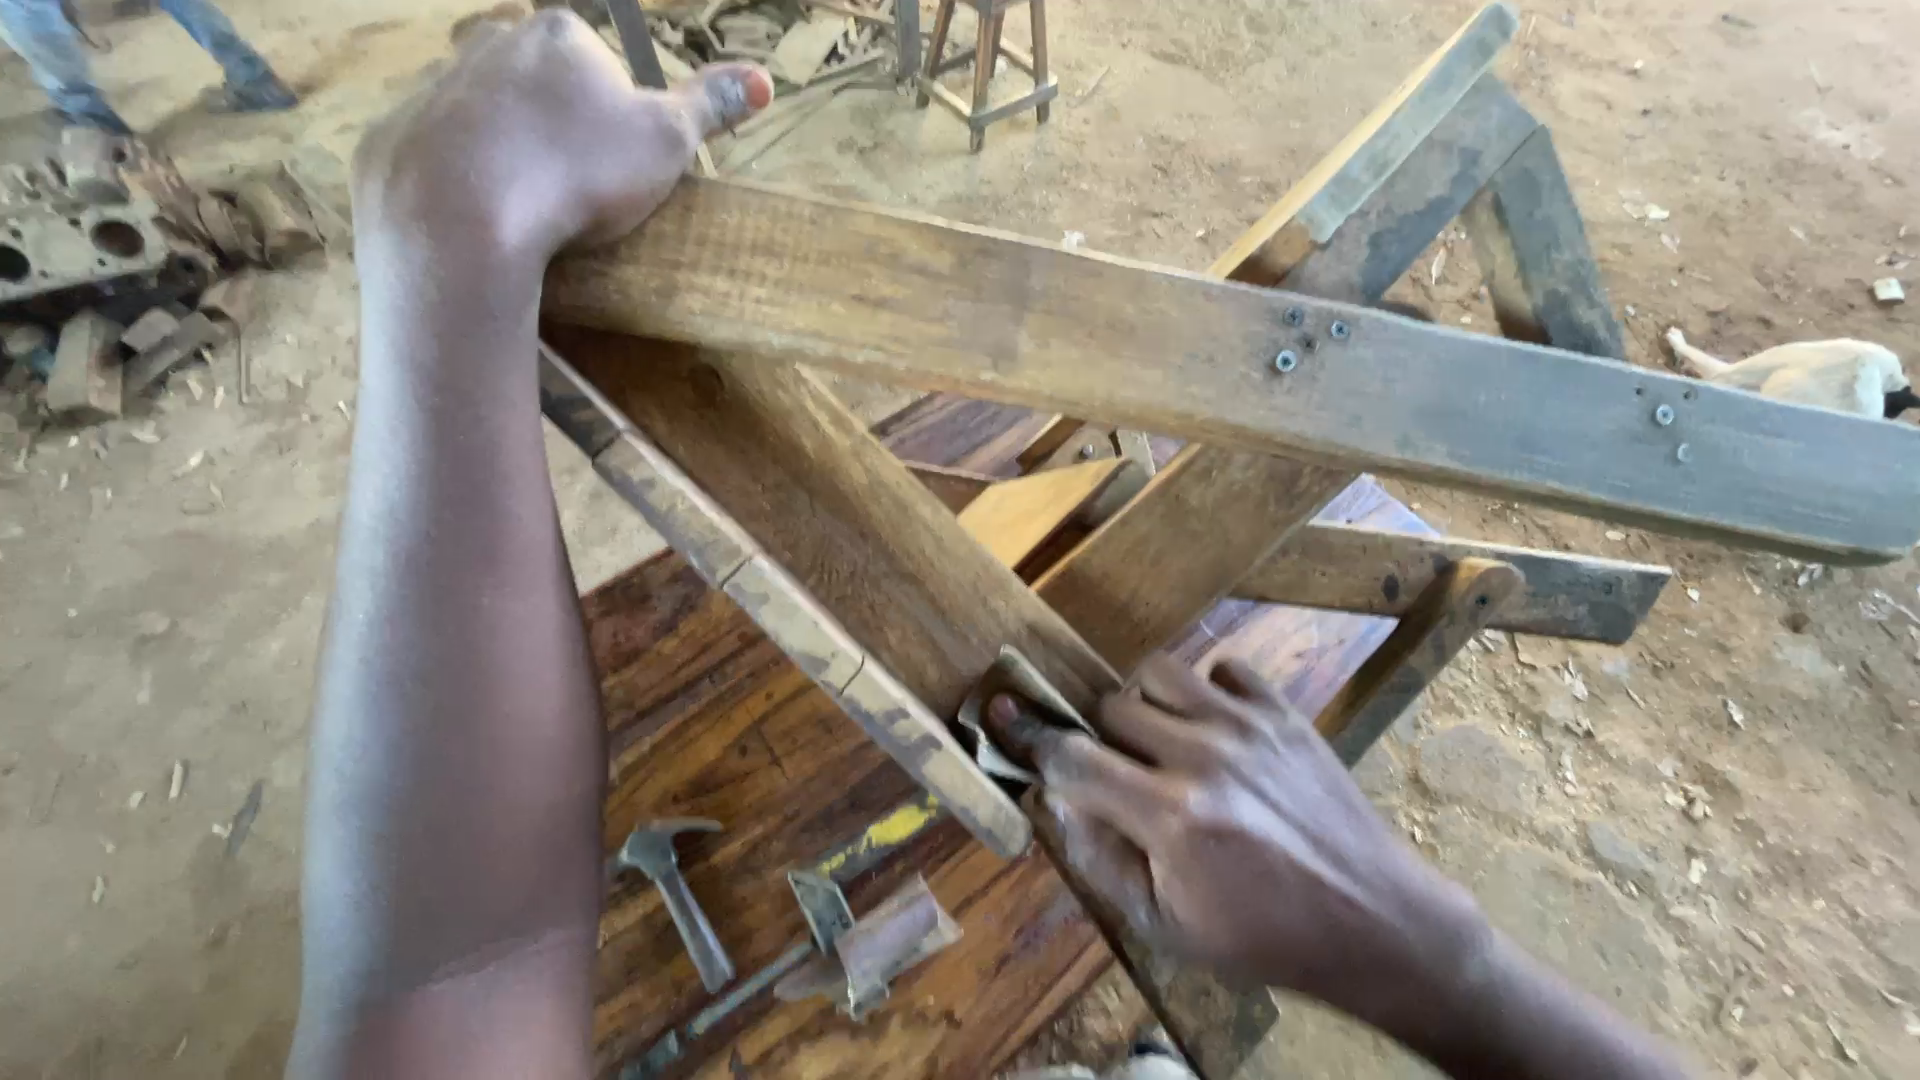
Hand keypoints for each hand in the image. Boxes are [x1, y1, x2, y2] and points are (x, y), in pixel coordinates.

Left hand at [351, 9, 770, 274]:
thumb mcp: (667, 141)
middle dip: (563, 125)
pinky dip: (467, 176)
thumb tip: (764, 78)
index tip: (623, 164)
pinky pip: (444, 149)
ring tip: (535, 205)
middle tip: (583, 186)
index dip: (618, 114)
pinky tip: (488, 214)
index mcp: (560, 36)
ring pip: (489, 113)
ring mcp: (439, 83)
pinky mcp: (399, 130)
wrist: (468, 210)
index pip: (599, 60)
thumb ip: (710, 106)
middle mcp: (492, 41)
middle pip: (540, 81)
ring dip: (514, 148)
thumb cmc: (582, 169)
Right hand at [986, 654, 1491, 1019]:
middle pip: (1110, 707)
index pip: (1073, 759)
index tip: (1003, 714)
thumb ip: (1098, 855)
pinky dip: (1204, 690)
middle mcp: (1204, 758)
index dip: (1030, 739)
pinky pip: (1222, 667)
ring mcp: (1248, 727)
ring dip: (1144, 704)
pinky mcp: (1283, 713)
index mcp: (1170, 818)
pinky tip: (1214, 729)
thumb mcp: (1164, 925)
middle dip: (1100, 738)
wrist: (1375, 921)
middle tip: (1120, 772)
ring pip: (1158, 672)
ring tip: (1161, 740)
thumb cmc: (1262, 936)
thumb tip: (1055, 795)